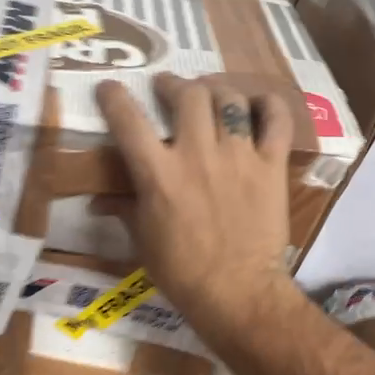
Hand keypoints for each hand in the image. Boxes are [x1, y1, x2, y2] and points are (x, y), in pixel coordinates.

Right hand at [94, 73, 300, 347]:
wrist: (235, 290)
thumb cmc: (179, 270)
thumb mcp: (141, 240)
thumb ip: (123, 210)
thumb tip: (97, 202)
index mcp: (158, 175)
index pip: (129, 122)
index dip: (115, 98)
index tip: (109, 86)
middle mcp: (197, 154)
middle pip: (188, 95)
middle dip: (173, 84)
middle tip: (167, 88)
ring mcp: (239, 155)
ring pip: (229, 100)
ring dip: (215, 90)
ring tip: (209, 94)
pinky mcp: (271, 164)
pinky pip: (276, 118)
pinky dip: (267, 104)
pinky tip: (257, 104)